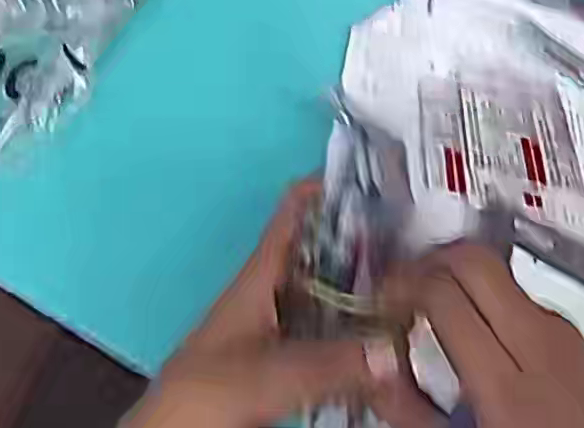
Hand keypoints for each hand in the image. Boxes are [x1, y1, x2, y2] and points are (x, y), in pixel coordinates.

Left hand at [123, 181, 398, 427]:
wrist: (178, 426)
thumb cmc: (215, 384)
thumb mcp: (272, 371)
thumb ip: (330, 362)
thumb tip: (393, 350)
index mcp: (264, 268)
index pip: (295, 208)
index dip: (326, 186)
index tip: (371, 180)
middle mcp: (275, 283)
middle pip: (318, 244)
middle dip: (357, 235)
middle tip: (405, 234)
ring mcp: (279, 315)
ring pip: (325, 283)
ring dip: (358, 278)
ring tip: (405, 277)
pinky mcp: (282, 347)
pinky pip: (325, 321)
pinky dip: (351, 319)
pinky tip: (379, 332)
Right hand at [394, 243, 583, 427]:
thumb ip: (408, 408)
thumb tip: (372, 361)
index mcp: (511, 391)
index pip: (442, 293)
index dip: (401, 285)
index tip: (383, 298)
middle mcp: (543, 349)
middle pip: (471, 259)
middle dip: (427, 261)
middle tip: (402, 285)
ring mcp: (562, 337)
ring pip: (494, 266)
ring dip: (453, 272)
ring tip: (429, 302)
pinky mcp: (570, 336)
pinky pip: (515, 290)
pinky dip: (481, 292)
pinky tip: (465, 323)